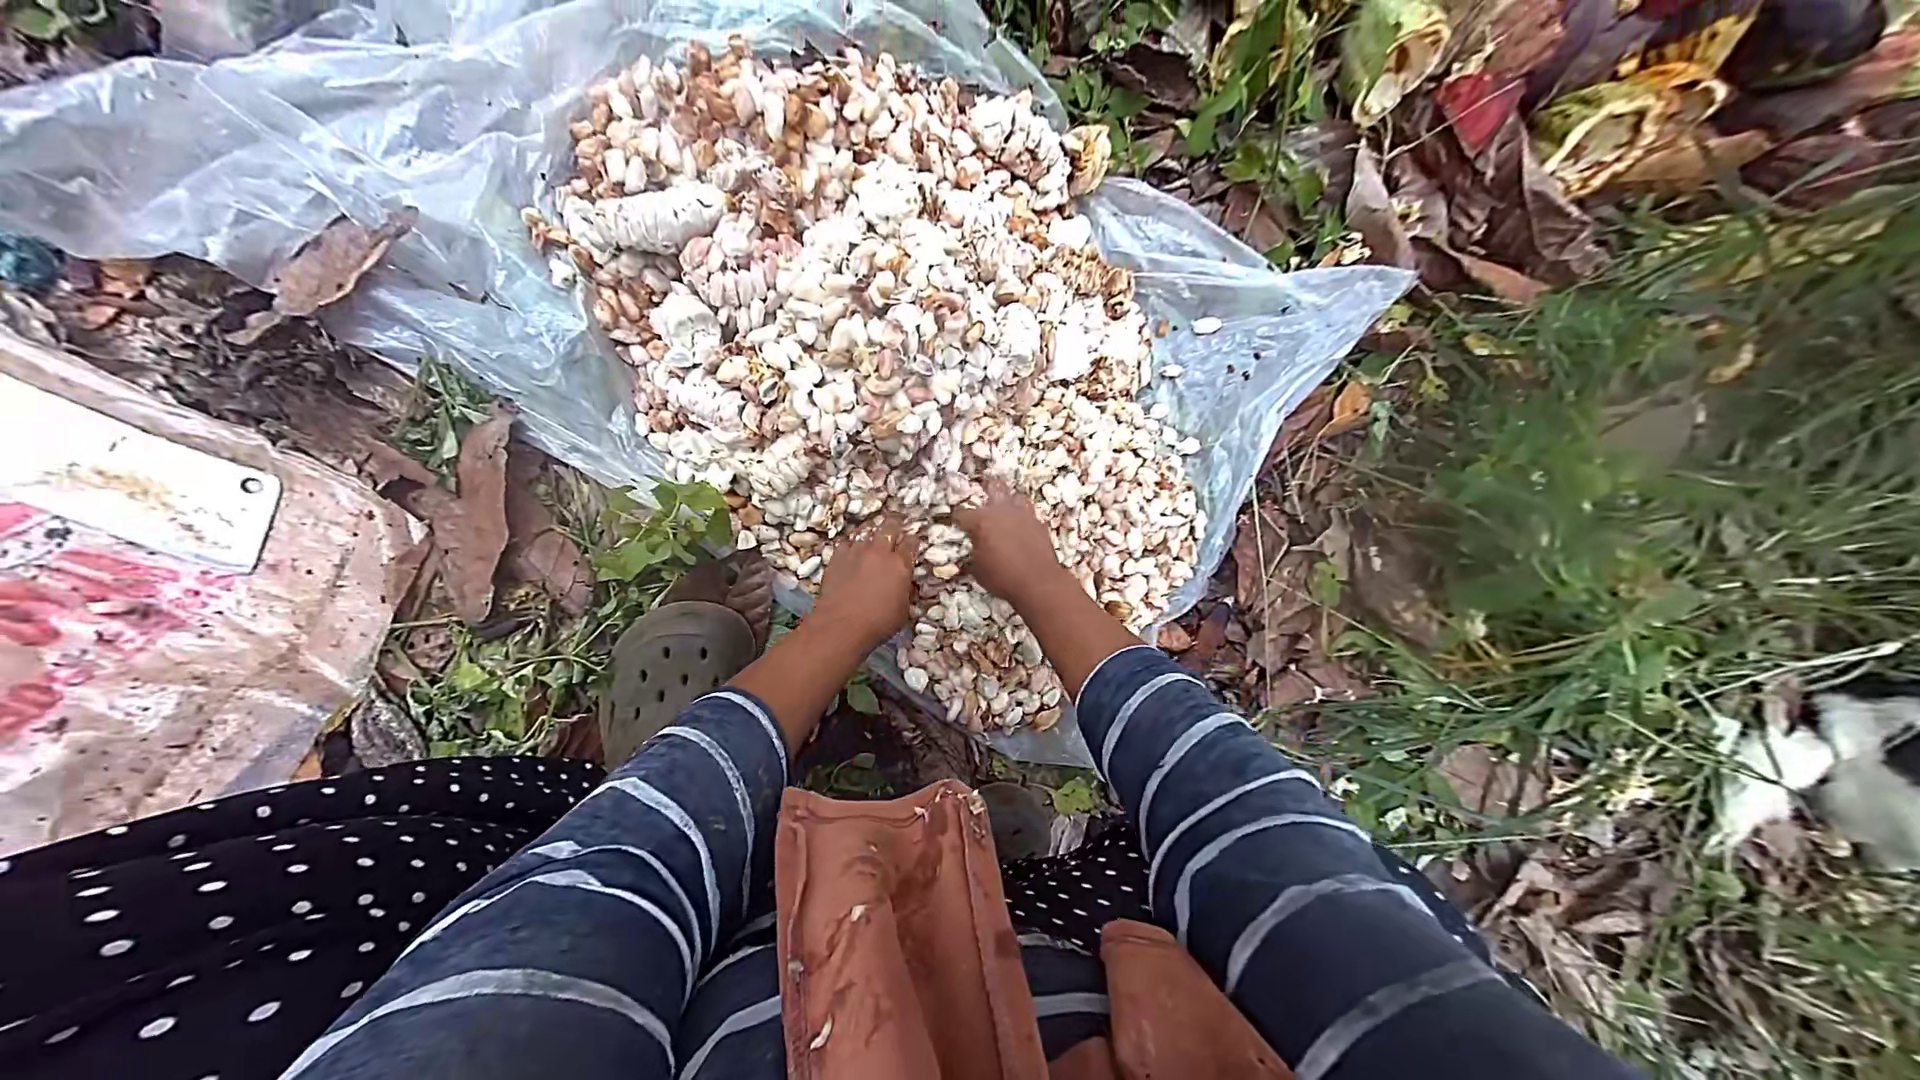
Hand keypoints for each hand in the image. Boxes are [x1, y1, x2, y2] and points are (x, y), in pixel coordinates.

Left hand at [809, 513, 919, 651]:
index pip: (911, 543)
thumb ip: (905, 591)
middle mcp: (880, 552)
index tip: (913, 541)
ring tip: (874, 532)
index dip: (914, 540)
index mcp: (900, 564)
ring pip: (867, 530)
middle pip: (890, 526)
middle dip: (896, 523)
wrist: (841, 624)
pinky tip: (852, 547)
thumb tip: (905, 585)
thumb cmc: (877, 622)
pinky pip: (847, 542)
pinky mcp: (837, 556)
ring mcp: (857, 551)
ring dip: (873, 530)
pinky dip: (852, 543)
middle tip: (897, 523)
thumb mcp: (903, 610)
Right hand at [953, 480, 1067, 605]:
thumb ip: (974, 553)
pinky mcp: (1039, 523)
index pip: (962, 513)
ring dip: (1009, 501)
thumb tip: (976, 549)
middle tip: (983, 495)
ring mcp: (1023, 515)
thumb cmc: (1002, 578)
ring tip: (1006, 510)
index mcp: (980, 521)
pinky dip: (1023, 518)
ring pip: (1015, 497)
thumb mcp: (978, 570)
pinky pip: (1029, 514)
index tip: (958, 523)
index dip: (958, 518)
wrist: (1038, 582)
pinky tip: (1021, 527)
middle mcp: (1002, 511)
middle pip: (993, 488)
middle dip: (986, 490)